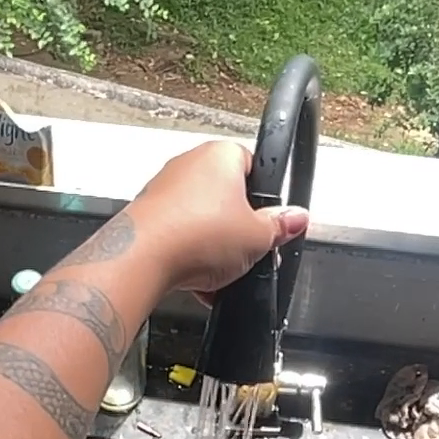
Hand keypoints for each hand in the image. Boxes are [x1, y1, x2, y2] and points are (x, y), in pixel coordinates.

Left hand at [124, 142, 309, 294]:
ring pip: (202, 224)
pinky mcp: (147, 219)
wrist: (142, 259)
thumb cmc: (196, 235)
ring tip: (221, 274)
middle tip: (248, 253)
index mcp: (221, 155)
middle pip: (227, 200)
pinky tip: (199, 283)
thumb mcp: (257, 237)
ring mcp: (164, 192)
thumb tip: (296, 218)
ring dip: (214, 251)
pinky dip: (189, 259)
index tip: (270, 225)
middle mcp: (189, 166)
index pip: (255, 168)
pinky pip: (179, 240)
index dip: (266, 201)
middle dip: (238, 231)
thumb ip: (279, 227)